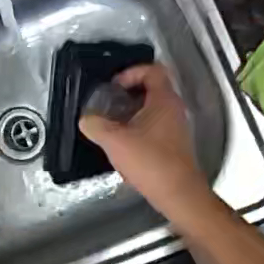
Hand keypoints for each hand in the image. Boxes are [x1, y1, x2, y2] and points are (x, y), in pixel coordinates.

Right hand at [79, 64, 219, 225]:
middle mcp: (174, 109)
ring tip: (113, 123)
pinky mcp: (174, 144)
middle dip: (128, 93)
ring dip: (132, 111)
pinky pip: (156, 125)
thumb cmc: (150, 162)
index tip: (114, 86)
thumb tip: (86, 120)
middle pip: (152, 88)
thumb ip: (96, 125)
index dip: (131, 72)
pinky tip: (125, 143)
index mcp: (164, 100)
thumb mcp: (115, 141)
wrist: (178, 193)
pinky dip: (139, 127)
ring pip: (153, 108)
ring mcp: (176, 127)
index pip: (152, 70)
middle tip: (109, 103)